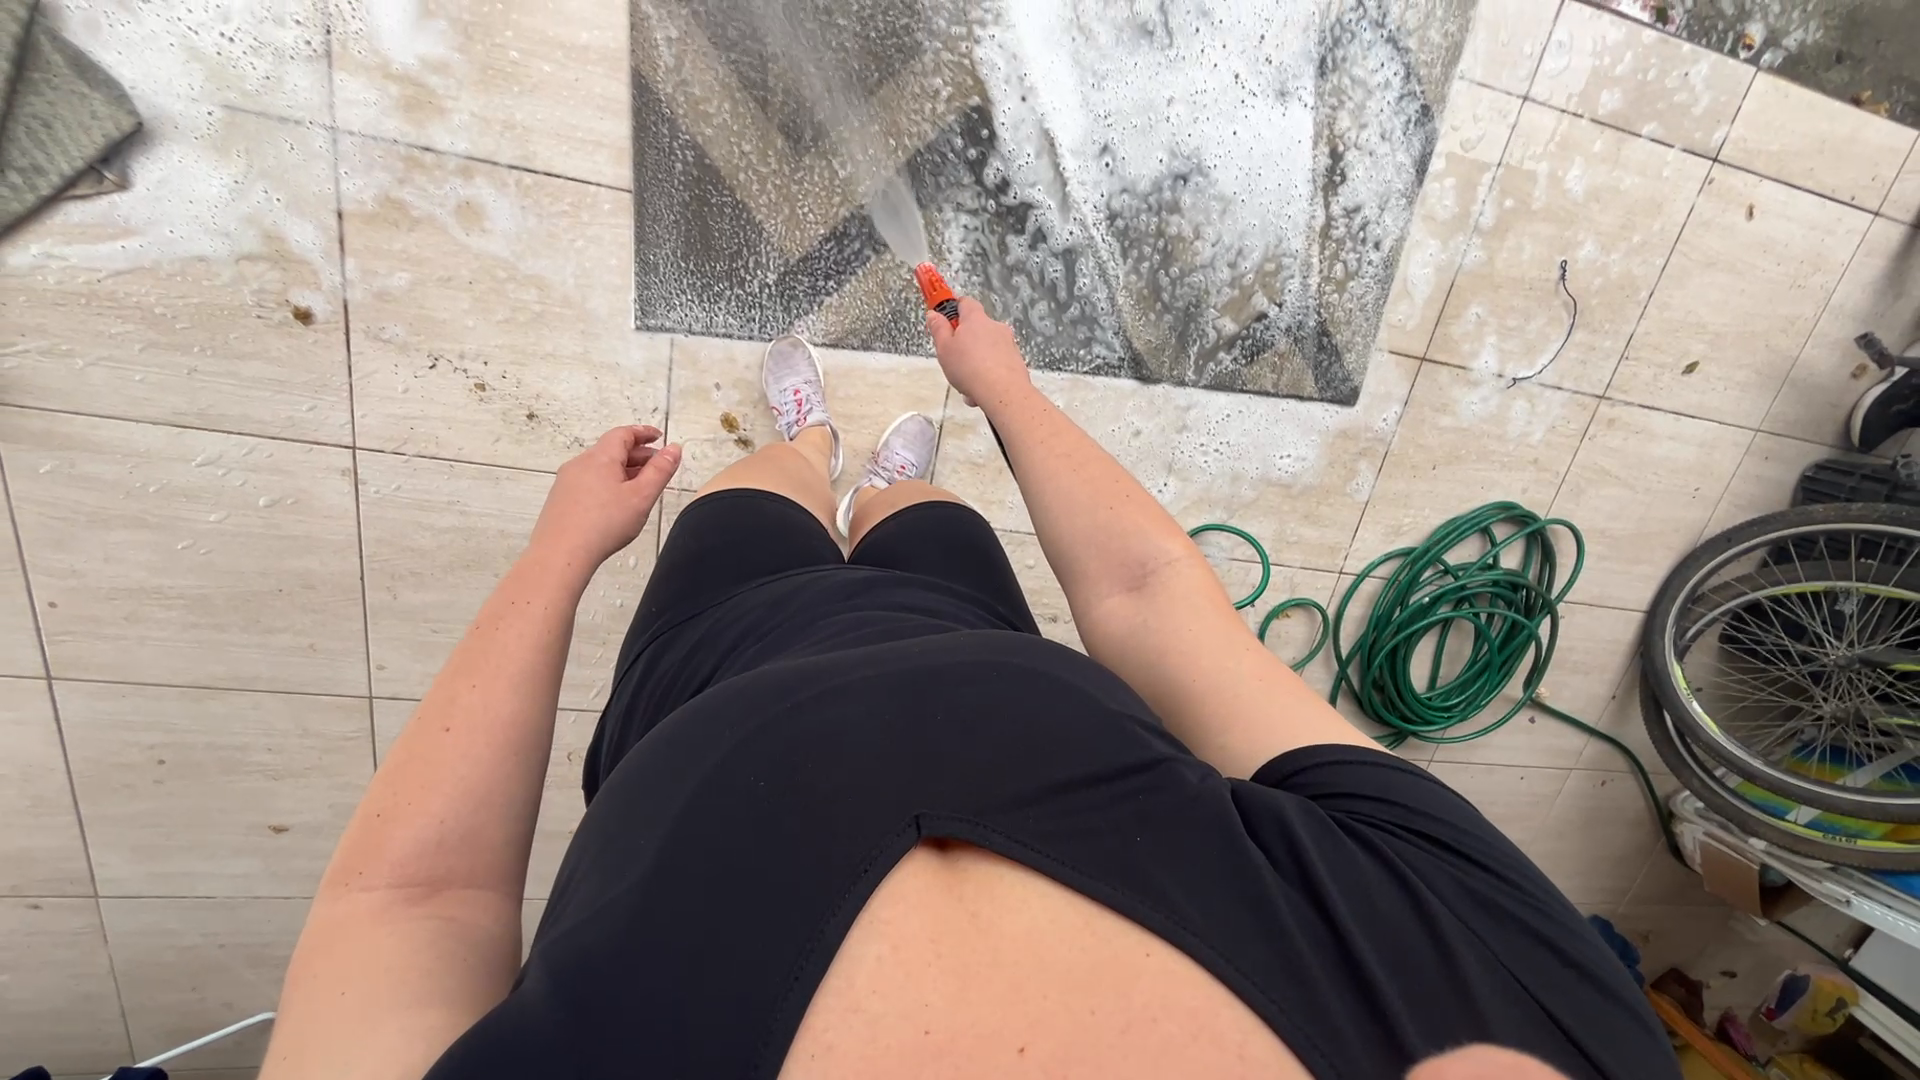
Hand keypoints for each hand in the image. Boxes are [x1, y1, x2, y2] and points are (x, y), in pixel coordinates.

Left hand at [528, 425, 679, 575]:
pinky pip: (589, 481)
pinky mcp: (561, 499)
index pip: (623, 434)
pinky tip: (617, 502)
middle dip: (637, 454)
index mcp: (600, 458)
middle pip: (611, 450)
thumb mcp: (642, 496)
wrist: (561, 554)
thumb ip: (660, 470)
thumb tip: (674, 449)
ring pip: (600, 467)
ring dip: (623, 470)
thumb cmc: (604, 524)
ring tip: (641, 486)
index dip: (643, 433)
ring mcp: (567, 481)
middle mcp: (580, 464)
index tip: (658, 437)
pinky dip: (608, 482)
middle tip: (658, 465)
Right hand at [926, 296, 1031, 407]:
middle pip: (977, 329)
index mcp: (975, 319)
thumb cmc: (969, 368)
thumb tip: (933, 315)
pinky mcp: (1016, 361)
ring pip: (987, 350)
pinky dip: (988, 375)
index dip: (954, 309)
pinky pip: (997, 364)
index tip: (945, 319)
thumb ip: (938, 329)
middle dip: (965, 343)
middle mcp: (995, 327)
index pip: (965, 303)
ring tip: (967, 384)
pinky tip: (980, 392)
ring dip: (976, 363)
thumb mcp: (944, 348)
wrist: (1002, 392)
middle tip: (954, 359)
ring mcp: (1008, 343)